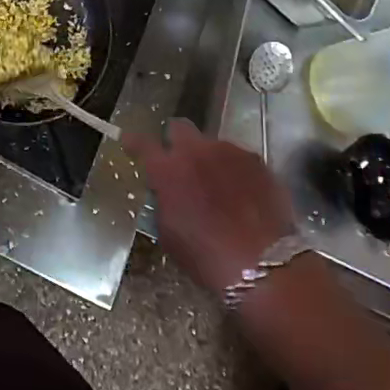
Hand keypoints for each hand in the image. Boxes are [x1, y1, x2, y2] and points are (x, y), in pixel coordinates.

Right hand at [123, 119, 296, 296]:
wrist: (259, 262)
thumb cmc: (204, 255)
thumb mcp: (168, 232)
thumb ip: (163, 201)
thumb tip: (165, 192)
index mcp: (167, 170)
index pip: (142, 143)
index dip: (134, 142)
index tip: (130, 142)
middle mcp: (197, 152)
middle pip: (180, 128)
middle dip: (175, 140)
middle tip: (177, 160)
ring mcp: (230, 152)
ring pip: (212, 144)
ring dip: (207, 157)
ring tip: (215, 182)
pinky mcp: (257, 161)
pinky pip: (237, 157)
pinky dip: (233, 169)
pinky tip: (239, 191)